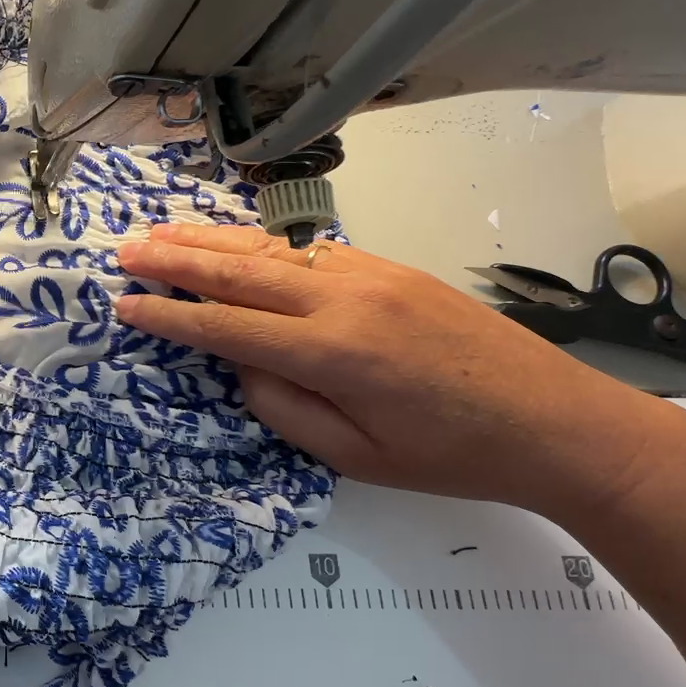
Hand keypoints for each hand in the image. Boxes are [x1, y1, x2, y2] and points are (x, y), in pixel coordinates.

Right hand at [114, 224, 685, 520]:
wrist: (561, 423)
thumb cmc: (452, 456)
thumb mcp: (356, 455)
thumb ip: (283, 406)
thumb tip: (242, 362)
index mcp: (332, 354)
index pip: (226, 327)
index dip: (169, 316)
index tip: (124, 304)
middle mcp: (343, 300)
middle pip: (238, 271)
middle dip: (174, 260)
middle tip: (125, 249)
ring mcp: (369, 274)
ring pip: (268, 249)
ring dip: (208, 239)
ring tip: (160, 231)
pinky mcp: (389, 266)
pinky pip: (307, 248)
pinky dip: (257, 241)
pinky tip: (231, 238)